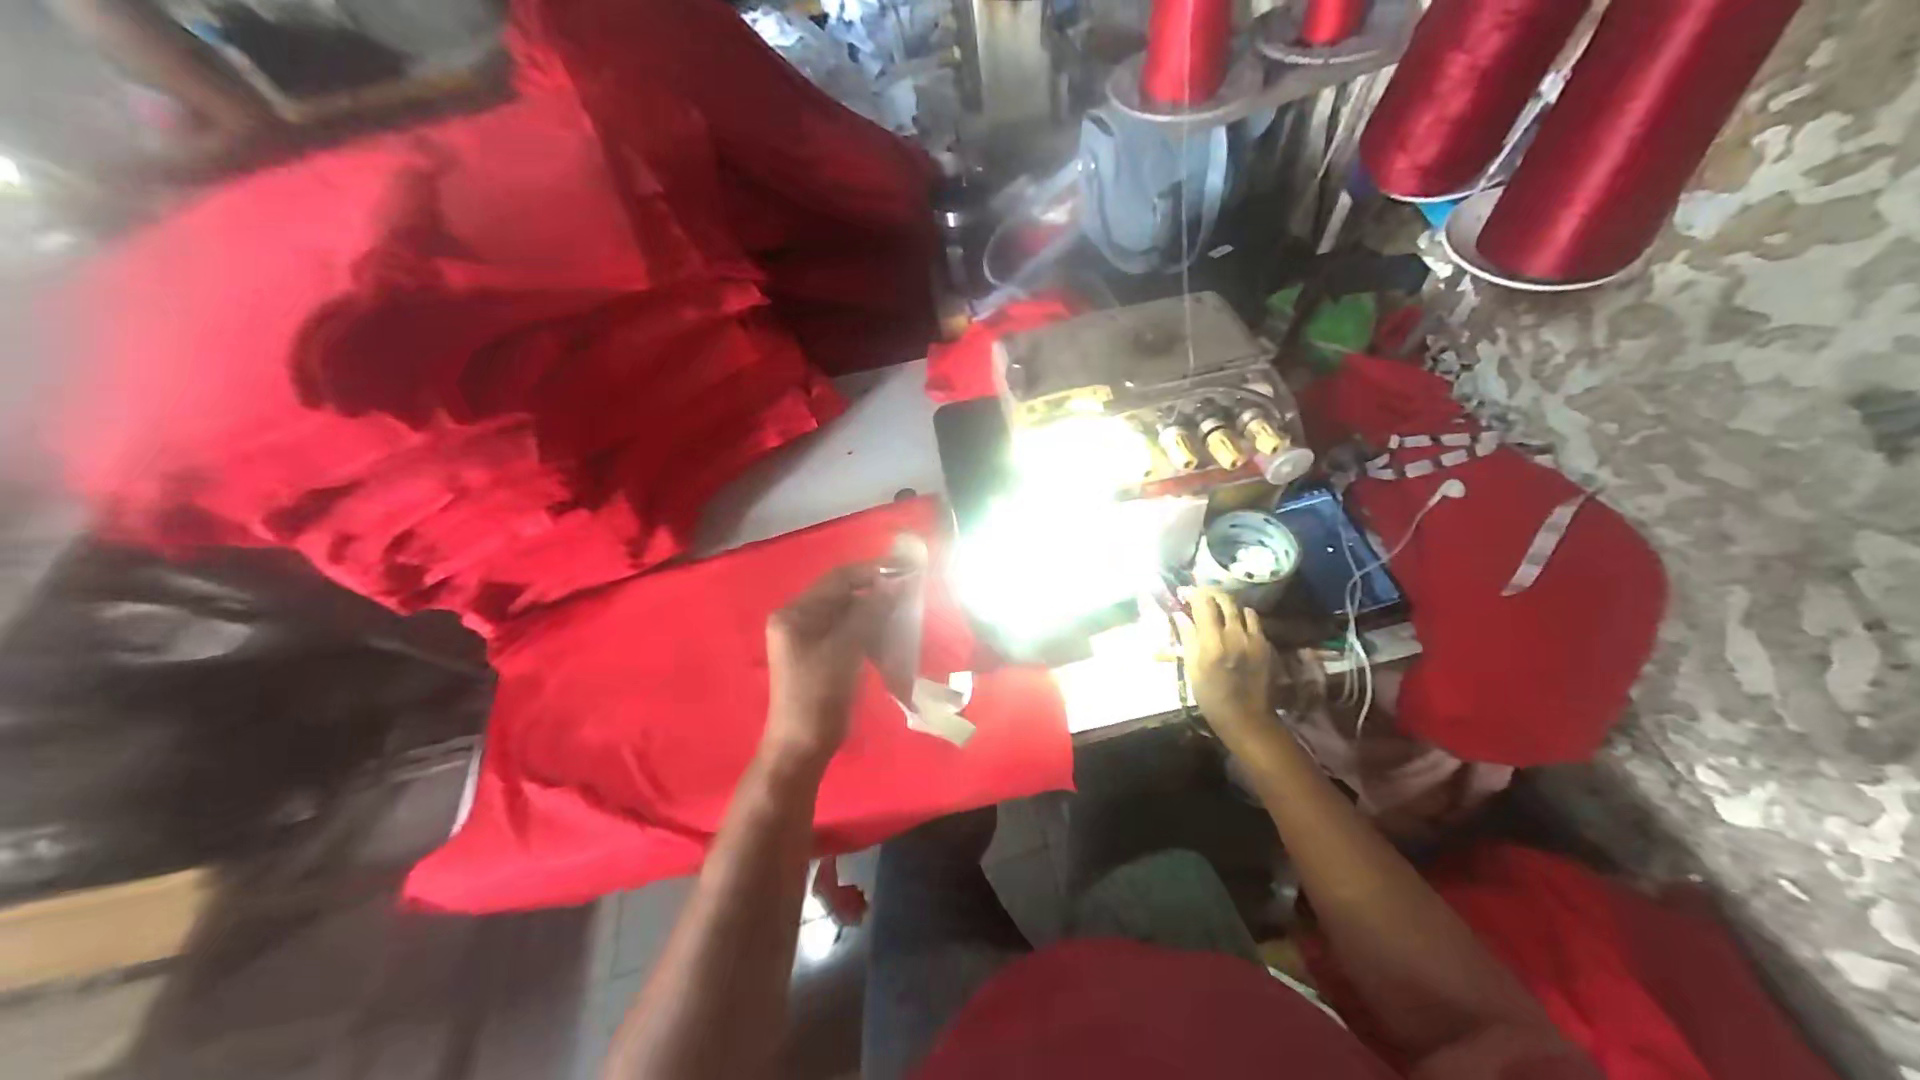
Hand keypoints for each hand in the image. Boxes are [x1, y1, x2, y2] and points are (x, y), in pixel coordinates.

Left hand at [763, 562, 899, 767]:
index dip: (873, 571)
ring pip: (850, 615)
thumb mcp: (845, 650)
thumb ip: (870, 613)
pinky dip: (871, 635)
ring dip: (877, 615)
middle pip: (844, 595)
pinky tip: (891, 641)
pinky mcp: (822, 656)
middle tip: (911, 595)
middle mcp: (798, 619)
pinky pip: (850, 634)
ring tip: (905, 618)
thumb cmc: (818, 696)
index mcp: (795, 613)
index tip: (907, 570)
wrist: (802, 747)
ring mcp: (809, 639)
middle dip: (878, 594)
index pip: (838, 579)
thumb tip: (897, 583)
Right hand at [1174, 587, 1276, 747]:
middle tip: (1202, 597)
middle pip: (1225, 600)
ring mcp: (1254, 639)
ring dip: (1229, 606)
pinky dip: (1244, 619)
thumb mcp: (1192, 669)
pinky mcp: (1266, 645)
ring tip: (1220, 611)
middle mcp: (1235, 635)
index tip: (1185, 593)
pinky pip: (1254, 622)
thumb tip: (1179, 615)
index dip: (1193, 593)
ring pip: (1241, 608)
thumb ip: (1187, 638)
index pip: (1203, 604)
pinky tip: (1237, 627)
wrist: (1247, 718)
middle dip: (1211, 594)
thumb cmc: (1211, 697)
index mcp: (1212, 643)